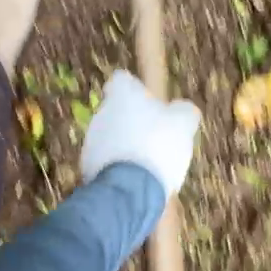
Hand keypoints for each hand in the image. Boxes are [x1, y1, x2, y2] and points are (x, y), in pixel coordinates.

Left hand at [80, 71, 200, 195]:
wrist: (130, 190)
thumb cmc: (158, 146)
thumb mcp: (183, 124)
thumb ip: (184, 111)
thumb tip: (182, 109)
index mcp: (122, 96)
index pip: (122, 80)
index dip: (135, 90)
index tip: (148, 102)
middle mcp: (101, 113)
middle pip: (117, 111)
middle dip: (133, 122)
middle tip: (155, 137)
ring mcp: (91, 141)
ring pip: (110, 137)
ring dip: (125, 146)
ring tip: (148, 164)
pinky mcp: (87, 167)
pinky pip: (106, 162)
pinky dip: (118, 168)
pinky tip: (136, 180)